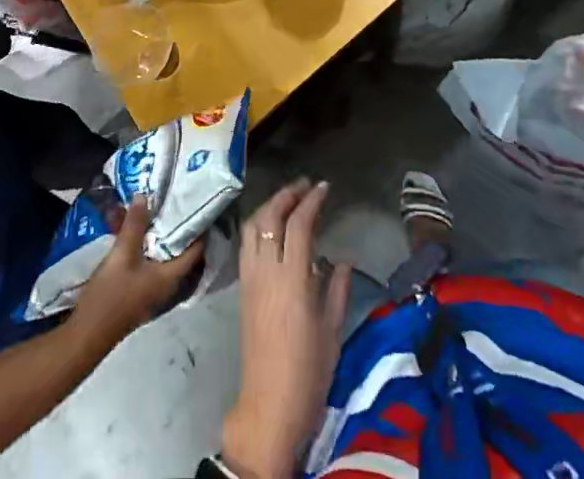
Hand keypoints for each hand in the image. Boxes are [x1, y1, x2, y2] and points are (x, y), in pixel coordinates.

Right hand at [70, 196, 205, 345]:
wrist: (90, 331)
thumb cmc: (112, 293)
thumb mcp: (122, 254)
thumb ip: (134, 225)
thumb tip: (144, 196)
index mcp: (171, 277)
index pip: (195, 250)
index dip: (198, 228)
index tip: (195, 205)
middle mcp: (167, 284)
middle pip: (178, 252)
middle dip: (173, 228)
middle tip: (169, 204)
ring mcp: (153, 290)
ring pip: (160, 257)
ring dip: (154, 237)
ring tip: (147, 213)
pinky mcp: (139, 291)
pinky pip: (147, 263)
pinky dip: (143, 247)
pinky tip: (129, 234)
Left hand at [223, 178, 351, 478]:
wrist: (270, 398)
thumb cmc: (310, 369)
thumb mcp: (333, 329)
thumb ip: (338, 289)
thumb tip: (341, 259)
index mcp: (293, 278)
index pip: (299, 225)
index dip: (310, 201)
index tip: (323, 187)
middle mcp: (266, 269)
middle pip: (269, 217)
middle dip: (286, 195)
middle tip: (305, 186)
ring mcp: (249, 275)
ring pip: (252, 226)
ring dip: (269, 206)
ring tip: (288, 199)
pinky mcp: (242, 285)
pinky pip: (246, 243)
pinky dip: (258, 225)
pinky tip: (272, 228)